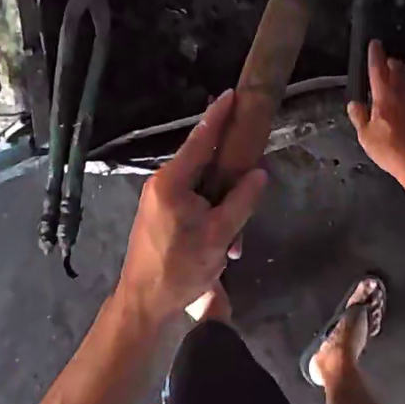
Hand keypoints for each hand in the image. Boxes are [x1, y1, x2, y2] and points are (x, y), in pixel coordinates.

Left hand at [115, 91, 266, 325]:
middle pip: (204, 163)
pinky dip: (214, 217)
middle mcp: (163, 184)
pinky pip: (196, 203)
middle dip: (232, 174)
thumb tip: (259, 174)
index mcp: (172, 182)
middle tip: (254, 174)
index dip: (218, 116)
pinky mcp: (163, 217)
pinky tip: (224, 245)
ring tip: (235, 239)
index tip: (233, 94)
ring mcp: (160, 201)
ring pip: (203, 188)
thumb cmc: (180, 268)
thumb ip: (242, 200)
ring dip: (224, 206)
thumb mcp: (220, 234)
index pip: (200, 139)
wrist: (145, 309)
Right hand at [347, 40, 404, 182]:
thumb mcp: (366, 136)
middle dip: (390, 62)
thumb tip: (354, 103)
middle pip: (397, 70)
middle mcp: (402, 94)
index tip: (374, 43)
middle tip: (384, 61)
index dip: (375, 54)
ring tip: (394, 77)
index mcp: (384, 96)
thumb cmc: (390, 149)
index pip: (377, 69)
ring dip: (401, 75)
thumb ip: (359, 117)